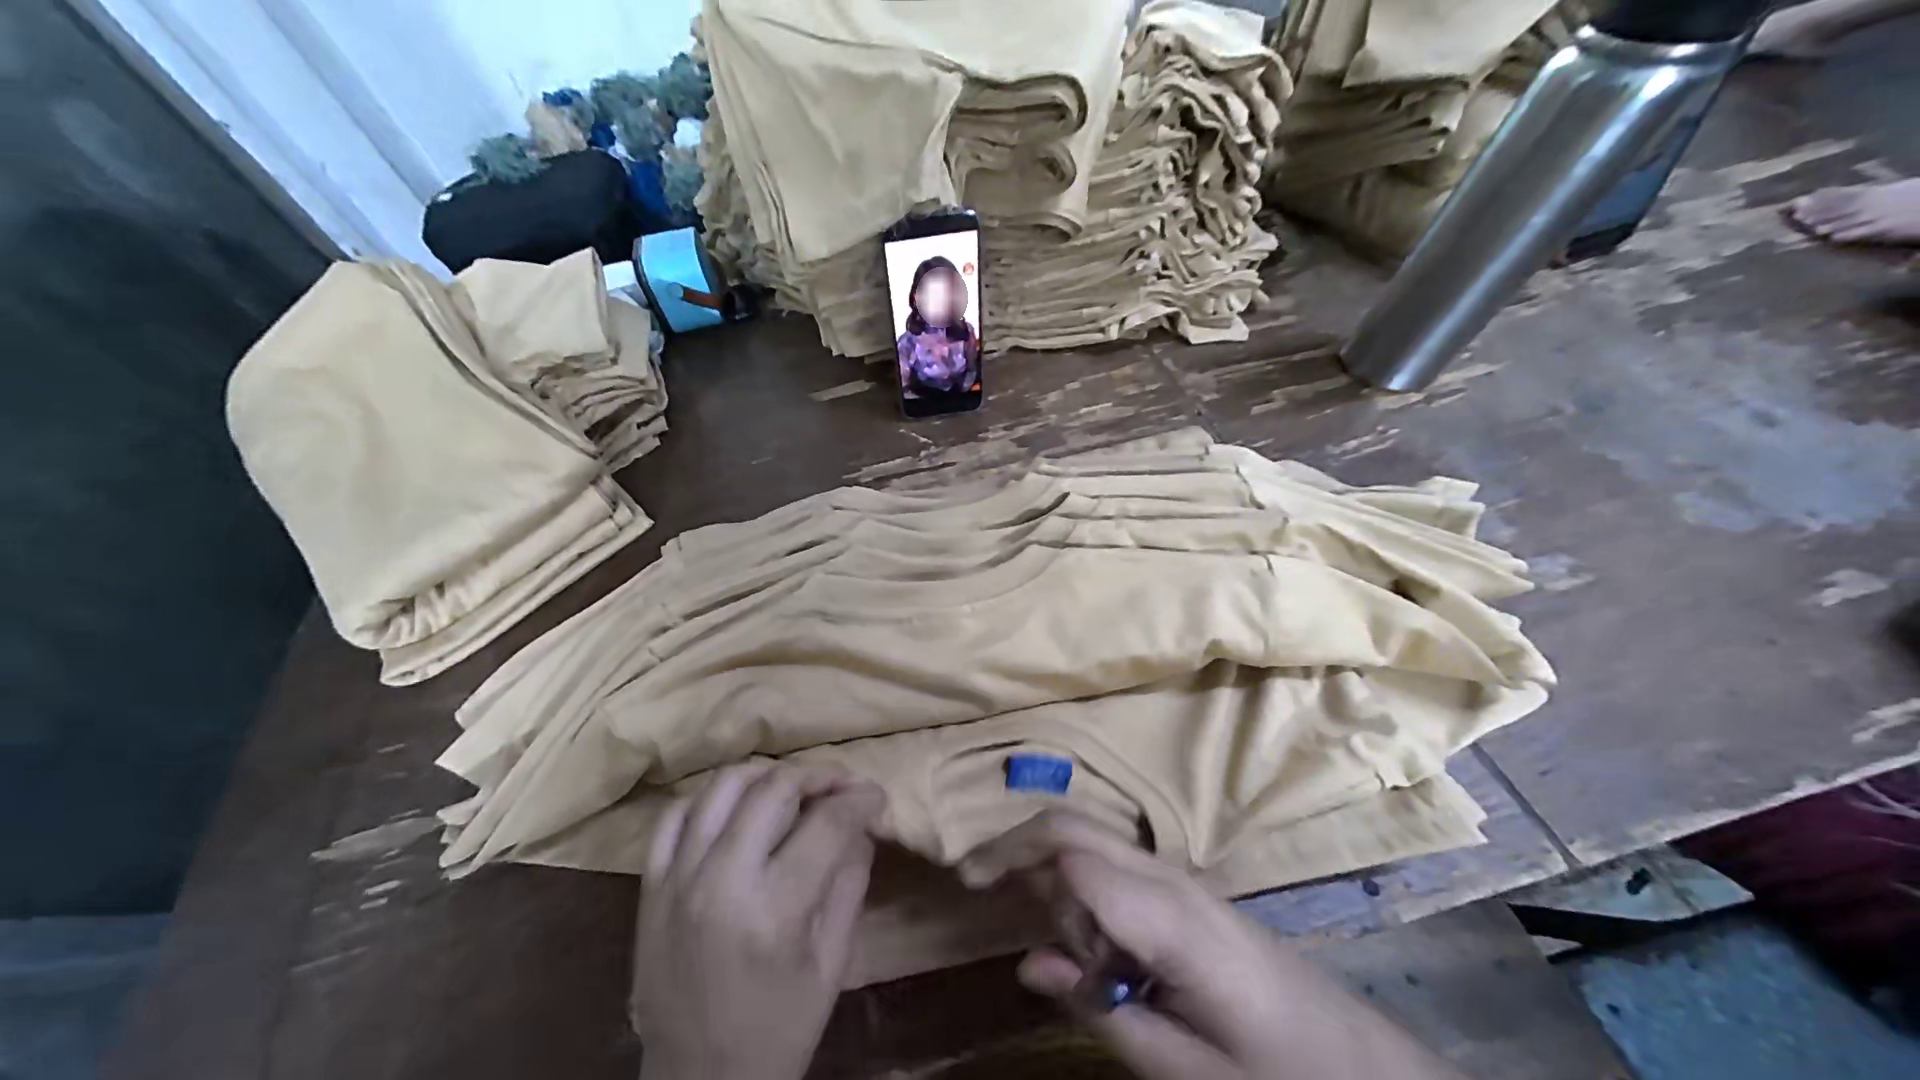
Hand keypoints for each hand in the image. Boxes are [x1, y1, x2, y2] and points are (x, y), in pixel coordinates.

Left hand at [632, 764, 884, 1079]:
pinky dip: (710, 800)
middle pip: (775, 788)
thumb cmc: (778, 1030)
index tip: (875, 796)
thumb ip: (850, 884)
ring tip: (793, 787)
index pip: (827, 823)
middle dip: (819, 774)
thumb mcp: (831, 965)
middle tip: (842, 785)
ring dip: (767, 775)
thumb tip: (863, 825)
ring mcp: (678, 880)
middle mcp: (721, 882)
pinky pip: (675, 815)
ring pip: (723, 786)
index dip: (860, 799)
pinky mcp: (650, 888)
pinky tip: (736, 810)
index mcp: (774, 910)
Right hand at [959, 812, 1464, 1079]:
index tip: (981, 899)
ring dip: (1045, 866)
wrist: (1357, 1059)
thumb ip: (1100, 1008)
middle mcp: (1166, 876)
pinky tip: (1073, 926)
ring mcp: (1175, 875)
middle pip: (1072, 828)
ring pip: (1086, 837)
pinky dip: (1073, 878)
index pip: (1075, 863)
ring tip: (1039, 930)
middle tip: (971, 881)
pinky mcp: (1179, 888)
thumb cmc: (1273, 1073)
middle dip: (1015, 843)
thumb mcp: (1182, 1069)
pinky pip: (1109, 861)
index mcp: (1168, 918)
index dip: (1025, 875)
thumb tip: (1030, 964)